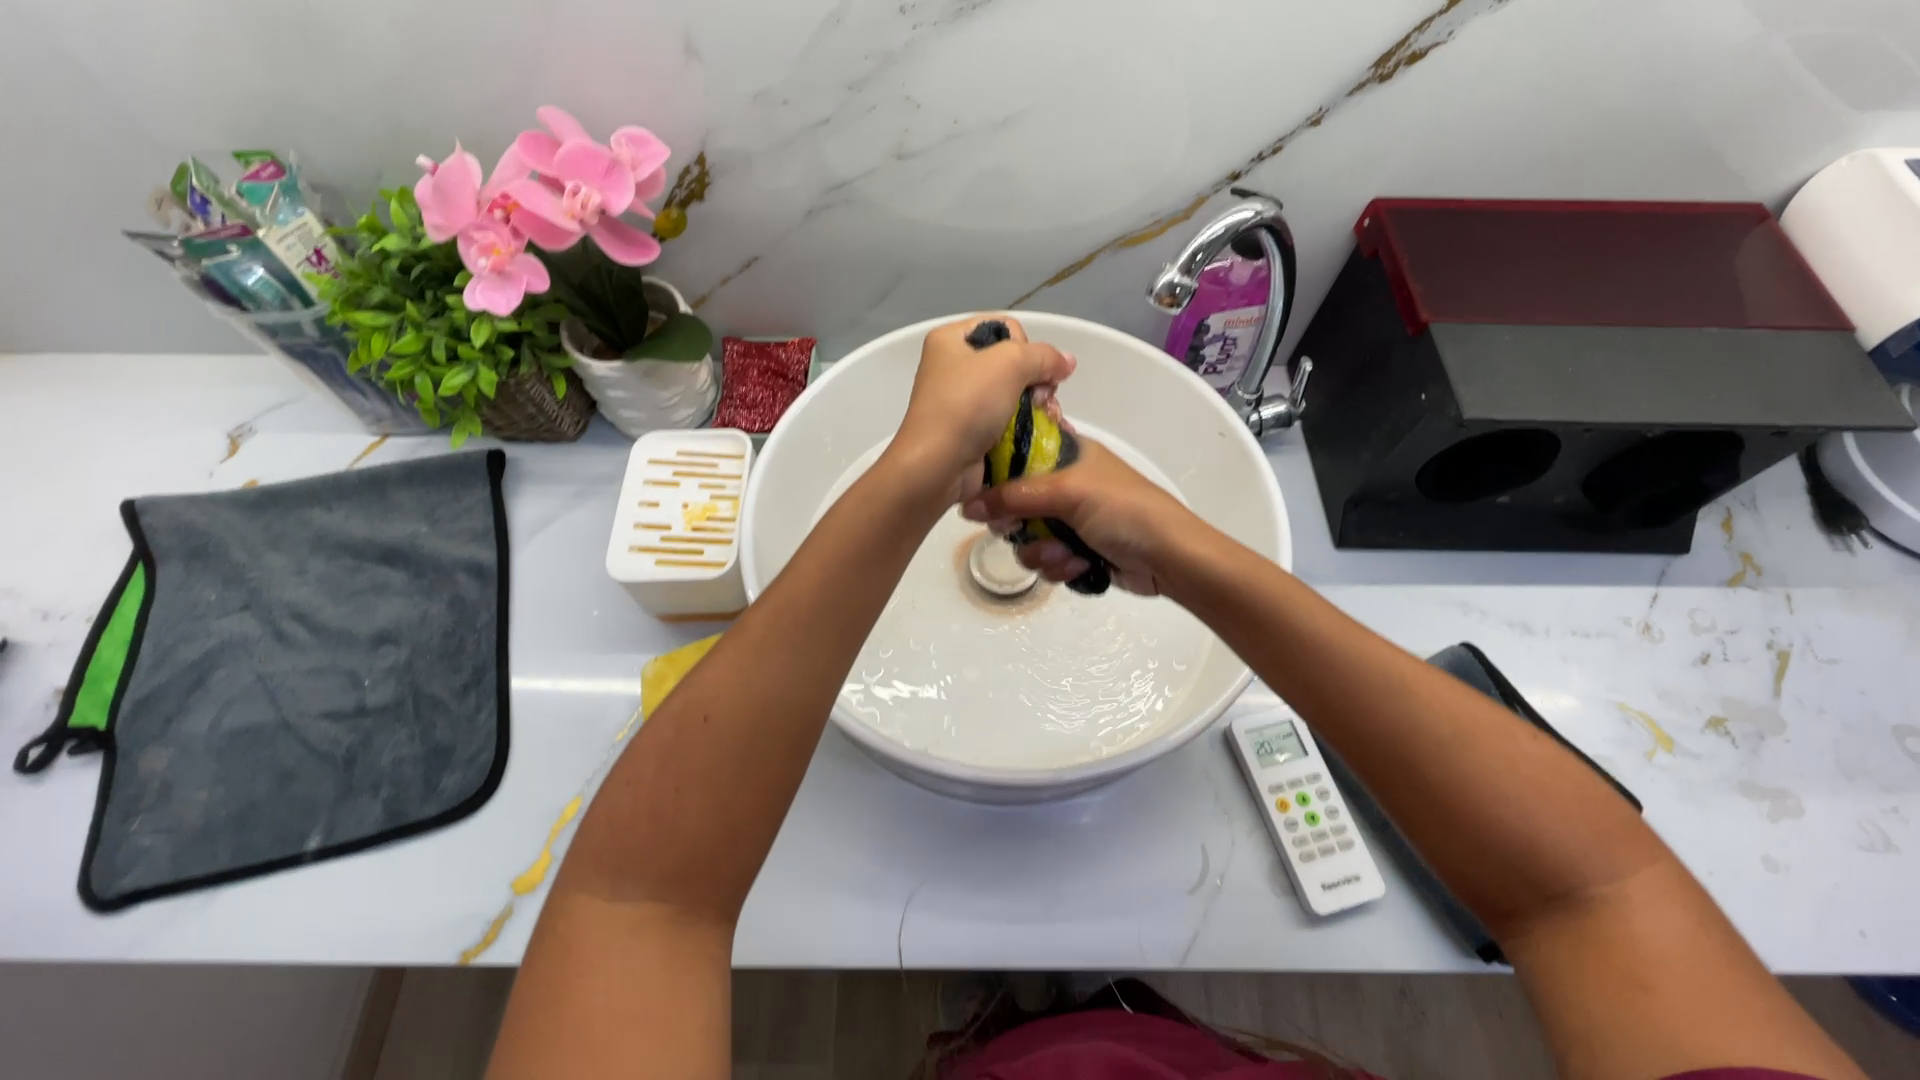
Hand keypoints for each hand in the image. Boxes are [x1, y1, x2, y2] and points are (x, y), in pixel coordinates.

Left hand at [886, 315, 1075, 504]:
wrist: (938, 465)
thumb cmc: (967, 405)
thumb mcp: (1010, 364)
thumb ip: (1044, 356)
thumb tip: (1067, 362)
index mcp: (951, 340)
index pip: (1004, 328)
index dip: (1025, 346)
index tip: (1026, 370)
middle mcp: (954, 367)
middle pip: (1014, 364)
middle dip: (1036, 381)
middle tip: (1040, 400)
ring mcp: (963, 402)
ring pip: (1016, 395)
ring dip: (1037, 407)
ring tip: (1045, 420)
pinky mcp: (971, 432)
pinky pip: (1008, 421)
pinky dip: (1026, 427)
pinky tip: (1038, 435)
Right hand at [960, 436, 1202, 595]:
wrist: (1170, 557)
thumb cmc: (1124, 509)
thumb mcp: (1068, 492)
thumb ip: (1015, 496)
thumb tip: (967, 506)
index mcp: (1069, 455)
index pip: (1019, 454)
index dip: (998, 474)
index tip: (985, 495)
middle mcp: (1067, 485)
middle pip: (1014, 503)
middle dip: (1018, 524)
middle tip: (1019, 530)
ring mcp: (1072, 521)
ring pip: (1028, 538)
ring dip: (1041, 551)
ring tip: (1064, 554)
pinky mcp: (1078, 552)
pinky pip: (1046, 561)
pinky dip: (1058, 567)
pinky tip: (1078, 567)